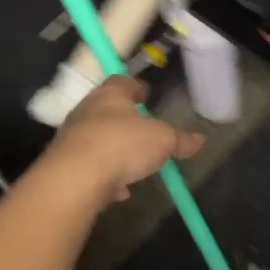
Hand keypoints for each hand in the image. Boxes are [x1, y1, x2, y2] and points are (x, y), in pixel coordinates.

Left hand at [46, 76, 204, 199]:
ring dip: (116, 148)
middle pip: (108, 109)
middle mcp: (87, 111)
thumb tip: (200, 139)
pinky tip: (120, 188)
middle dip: (126, 119)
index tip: (146, 93)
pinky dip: (107, 174)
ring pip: (99, 138)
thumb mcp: (162, 140)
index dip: (135, 86)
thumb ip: (180, 140)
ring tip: (134, 162)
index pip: (122, 81)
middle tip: (144, 129)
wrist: (76, 177)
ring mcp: (74, 137)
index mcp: (110, 96)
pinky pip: (93, 165)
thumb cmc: (122, 145)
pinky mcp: (68, 164)